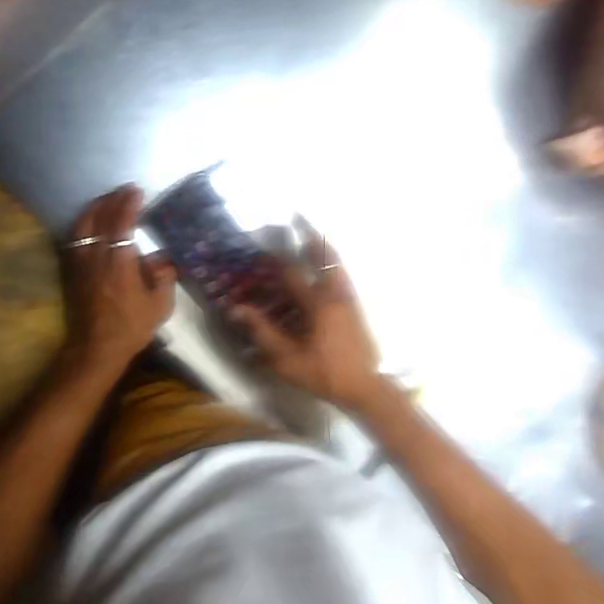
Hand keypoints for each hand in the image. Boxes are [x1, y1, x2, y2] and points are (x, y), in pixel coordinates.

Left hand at [61, 185, 175, 373]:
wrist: (95, 348)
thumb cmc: (130, 327)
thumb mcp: (159, 305)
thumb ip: (163, 277)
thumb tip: (161, 259)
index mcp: (119, 261)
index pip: (122, 222)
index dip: (129, 203)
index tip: (136, 191)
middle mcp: (96, 255)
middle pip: (100, 218)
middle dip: (112, 200)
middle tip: (124, 191)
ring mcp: (80, 262)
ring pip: (82, 225)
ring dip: (94, 208)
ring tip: (105, 201)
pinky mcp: (71, 271)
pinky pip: (73, 238)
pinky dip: (82, 224)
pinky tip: (88, 224)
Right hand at [229, 221, 384, 408]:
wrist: (367, 387)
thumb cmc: (324, 373)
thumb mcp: (287, 359)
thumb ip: (262, 332)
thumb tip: (237, 308)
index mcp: (316, 304)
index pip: (291, 274)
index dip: (273, 261)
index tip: (259, 247)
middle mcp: (335, 294)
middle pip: (323, 257)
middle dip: (310, 236)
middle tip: (299, 216)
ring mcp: (349, 299)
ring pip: (337, 264)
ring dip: (324, 246)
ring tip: (313, 232)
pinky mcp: (356, 307)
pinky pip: (343, 275)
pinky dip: (333, 262)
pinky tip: (327, 264)